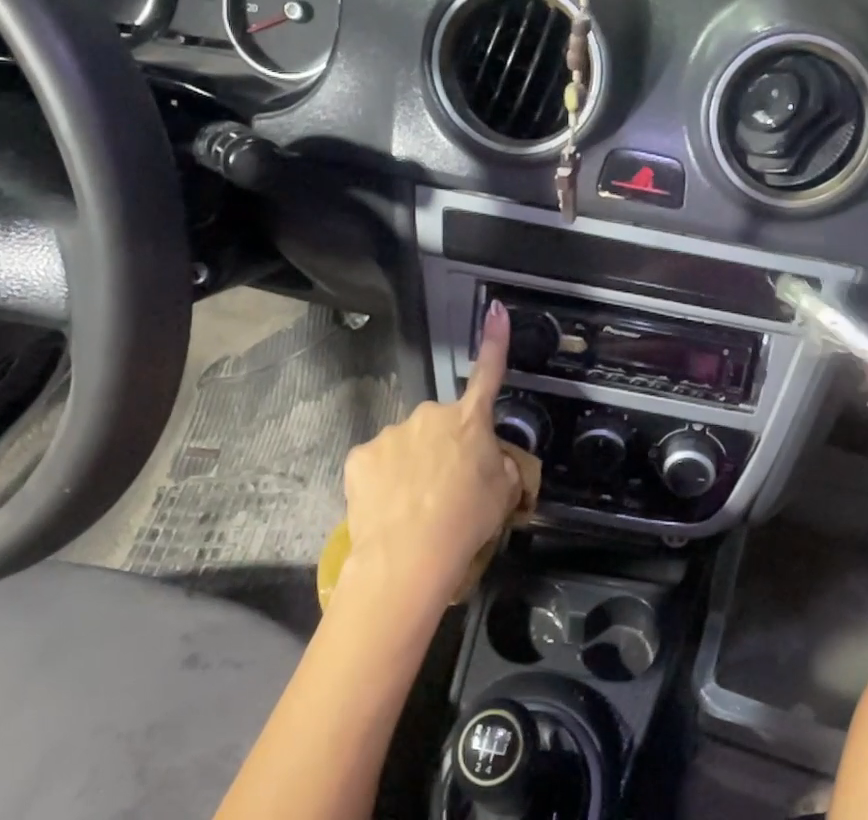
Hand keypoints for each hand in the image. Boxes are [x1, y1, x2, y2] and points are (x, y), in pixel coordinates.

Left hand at [339, 301, 522, 601]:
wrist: (408, 557)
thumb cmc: (468, 520)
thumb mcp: (507, 493)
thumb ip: (504, 466)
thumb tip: (493, 460)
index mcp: (470, 420)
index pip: (488, 373)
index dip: (494, 341)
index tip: (494, 310)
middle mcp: (429, 415)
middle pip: (442, 425)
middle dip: (446, 445)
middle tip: (452, 486)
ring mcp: (390, 434)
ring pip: (408, 445)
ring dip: (414, 465)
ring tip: (418, 506)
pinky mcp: (360, 457)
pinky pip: (379, 464)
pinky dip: (386, 481)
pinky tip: (391, 508)